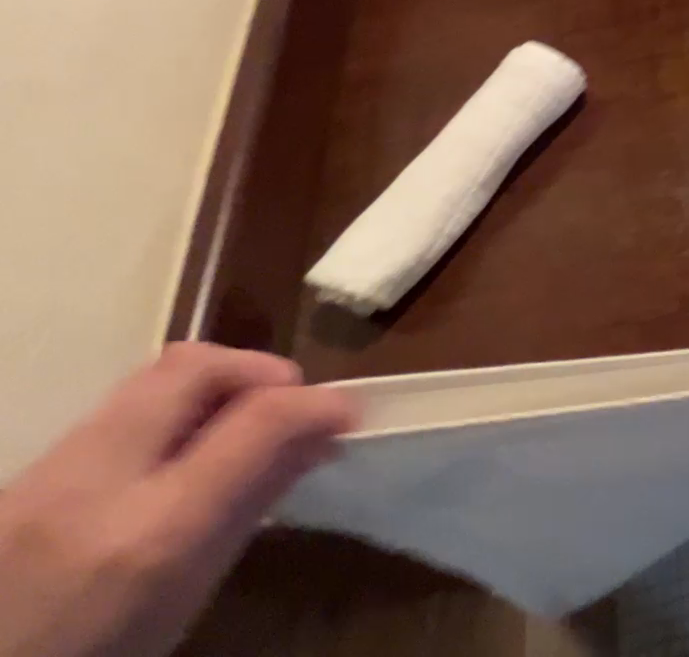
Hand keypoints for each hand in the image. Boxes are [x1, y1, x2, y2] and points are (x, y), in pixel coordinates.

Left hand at [0, 343, 357, 656]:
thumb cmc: (102, 647)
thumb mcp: (193, 590)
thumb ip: (254, 501)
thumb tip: (319, 436)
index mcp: (152, 529)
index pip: (259, 419)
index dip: (319, 401)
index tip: (349, 411)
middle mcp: (92, 484)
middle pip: (190, 366)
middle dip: (258, 368)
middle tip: (291, 397)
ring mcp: (42, 472)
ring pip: (149, 379)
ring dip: (215, 387)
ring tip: (242, 423)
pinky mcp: (24, 470)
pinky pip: (117, 409)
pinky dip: (171, 410)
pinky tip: (182, 449)